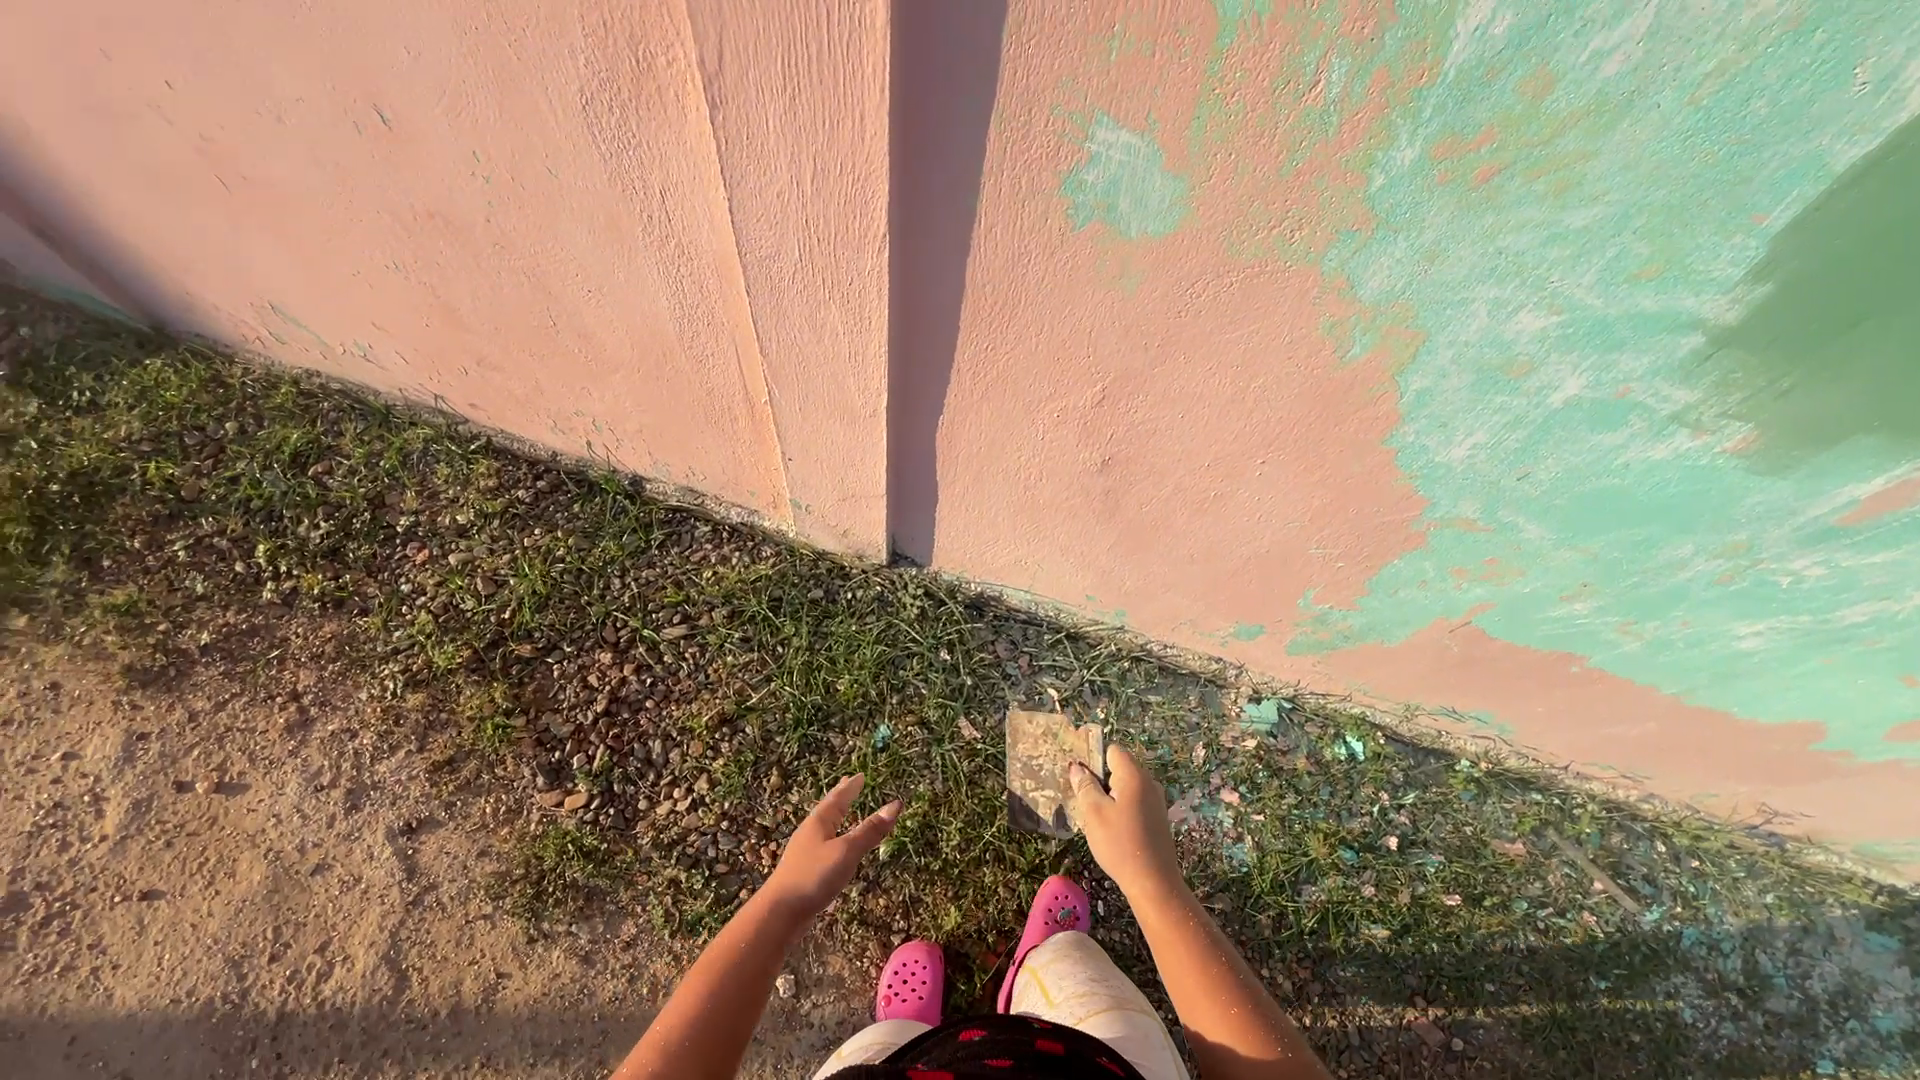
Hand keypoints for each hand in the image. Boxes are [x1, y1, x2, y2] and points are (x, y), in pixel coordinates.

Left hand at [763, 774, 900, 917]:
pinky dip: (833, 838)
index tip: (860, 776)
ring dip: (835, 817)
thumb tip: (895, 805)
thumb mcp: (847, 851)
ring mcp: (805, 852)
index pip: (838, 799)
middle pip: (828, 810)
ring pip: (824, 828)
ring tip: (842, 813)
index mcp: (819, 823)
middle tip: (848, 784)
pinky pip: (823, 844)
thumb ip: (870, 831)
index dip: (850, 788)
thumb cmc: (814, 876)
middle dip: (840, 797)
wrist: (780, 912)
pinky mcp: (805, 870)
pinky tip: (834, 848)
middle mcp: (810, 833)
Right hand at [1070, 746, 1182, 899]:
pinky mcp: (1158, 817)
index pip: (1113, 751)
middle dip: (1100, 779)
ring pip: (1126, 786)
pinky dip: (1122, 807)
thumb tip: (1076, 767)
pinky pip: (1135, 801)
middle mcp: (1149, 782)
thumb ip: (1085, 786)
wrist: (1153, 882)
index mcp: (1134, 775)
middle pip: (1120, 768)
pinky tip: (1112, 828)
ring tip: (1096, 817)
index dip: (1094, 760)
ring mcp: (1156, 800)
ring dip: (1110, 796)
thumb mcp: (1094, 813)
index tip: (1081, 779)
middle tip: (1084, 801)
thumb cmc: (1120, 844)